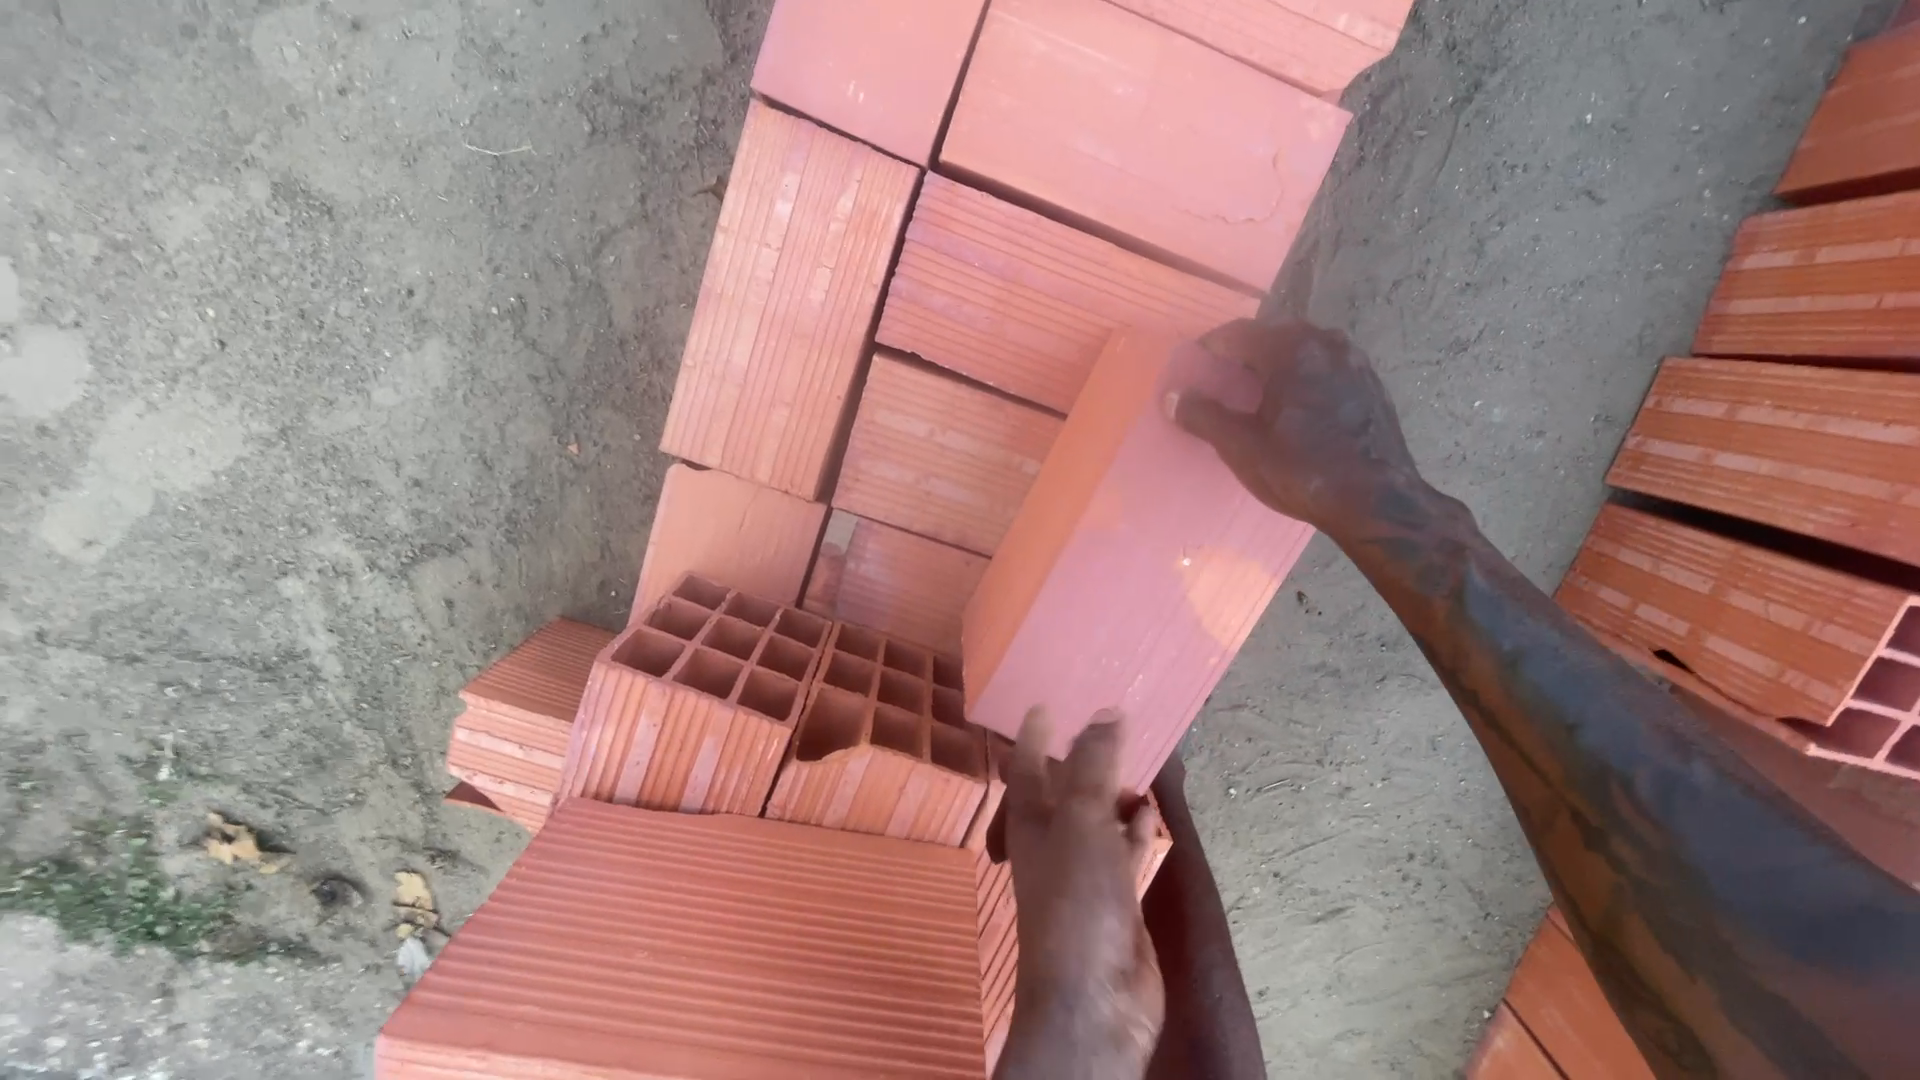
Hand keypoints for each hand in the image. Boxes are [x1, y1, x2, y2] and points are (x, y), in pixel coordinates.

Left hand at [998, 709, 1163, 1079]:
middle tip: (1107, 721)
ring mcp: (1084, 869)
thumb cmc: (1076, 898)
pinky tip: (1149, 813)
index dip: (1033, 733)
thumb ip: (1094, 766)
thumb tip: (1106, 711)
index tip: (1044, 702)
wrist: (1096, 999)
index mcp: (1029, 819)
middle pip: (1064, 787)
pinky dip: (1135, 828)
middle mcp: (1052, 839)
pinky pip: (1123, 848)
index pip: (1026, 763)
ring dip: (1114, 791)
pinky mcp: (1115, 895)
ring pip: (1097, 816)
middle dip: (1082, 757)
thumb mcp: (1082, 821)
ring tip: (1137, 761)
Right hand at [1174, 319, 1419, 537]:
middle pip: (1271, 334)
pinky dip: (1300, 374)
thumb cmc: (1304, 472)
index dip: (1208, 347)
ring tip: (1254, 392)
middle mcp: (1325, 343)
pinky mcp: (1370, 382)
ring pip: (1301, 348)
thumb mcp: (1242, 449)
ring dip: (1273, 362)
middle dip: (1241, 353)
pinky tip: (1293, 405)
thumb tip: (1174, 397)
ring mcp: (1354, 360)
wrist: (1378, 502)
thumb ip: (1204, 417)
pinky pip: (1324, 365)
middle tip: (1219, 379)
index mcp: (1291, 351)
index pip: (1237, 332)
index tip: (1191, 365)